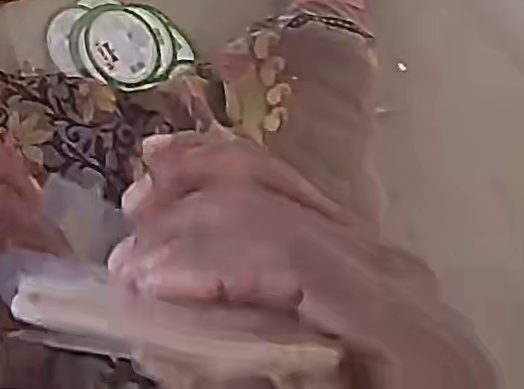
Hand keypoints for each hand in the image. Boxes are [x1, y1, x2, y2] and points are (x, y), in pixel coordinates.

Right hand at [110, 133, 496, 388]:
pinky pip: (280, 186)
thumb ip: (259, 378)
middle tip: (124, 263)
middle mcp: (385, 262)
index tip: (141, 281)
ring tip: (138, 197)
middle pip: (272, 211)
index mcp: (400, 320)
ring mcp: (368, 240)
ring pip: (271, 180)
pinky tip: (179, 157)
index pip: (290, 254)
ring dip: (195, 182)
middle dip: (188, 228)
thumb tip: (172, 333)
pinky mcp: (349, 237)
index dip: (209, 259)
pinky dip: (222, 169)